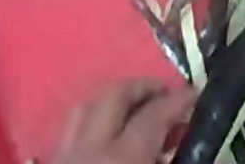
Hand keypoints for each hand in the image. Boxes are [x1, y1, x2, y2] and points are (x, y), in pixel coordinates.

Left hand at [51, 80, 196, 163]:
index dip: (177, 101)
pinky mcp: (49, 161)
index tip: (195, 93)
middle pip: (114, 96)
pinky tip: (101, 136)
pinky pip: (69, 131)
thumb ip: (169, 161)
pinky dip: (89, 123)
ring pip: (85, 107)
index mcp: (122, 158)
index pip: (152, 117)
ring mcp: (63, 155)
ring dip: (111, 100)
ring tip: (133, 108)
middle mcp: (88, 148)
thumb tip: (179, 142)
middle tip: (164, 93)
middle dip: (141, 87)